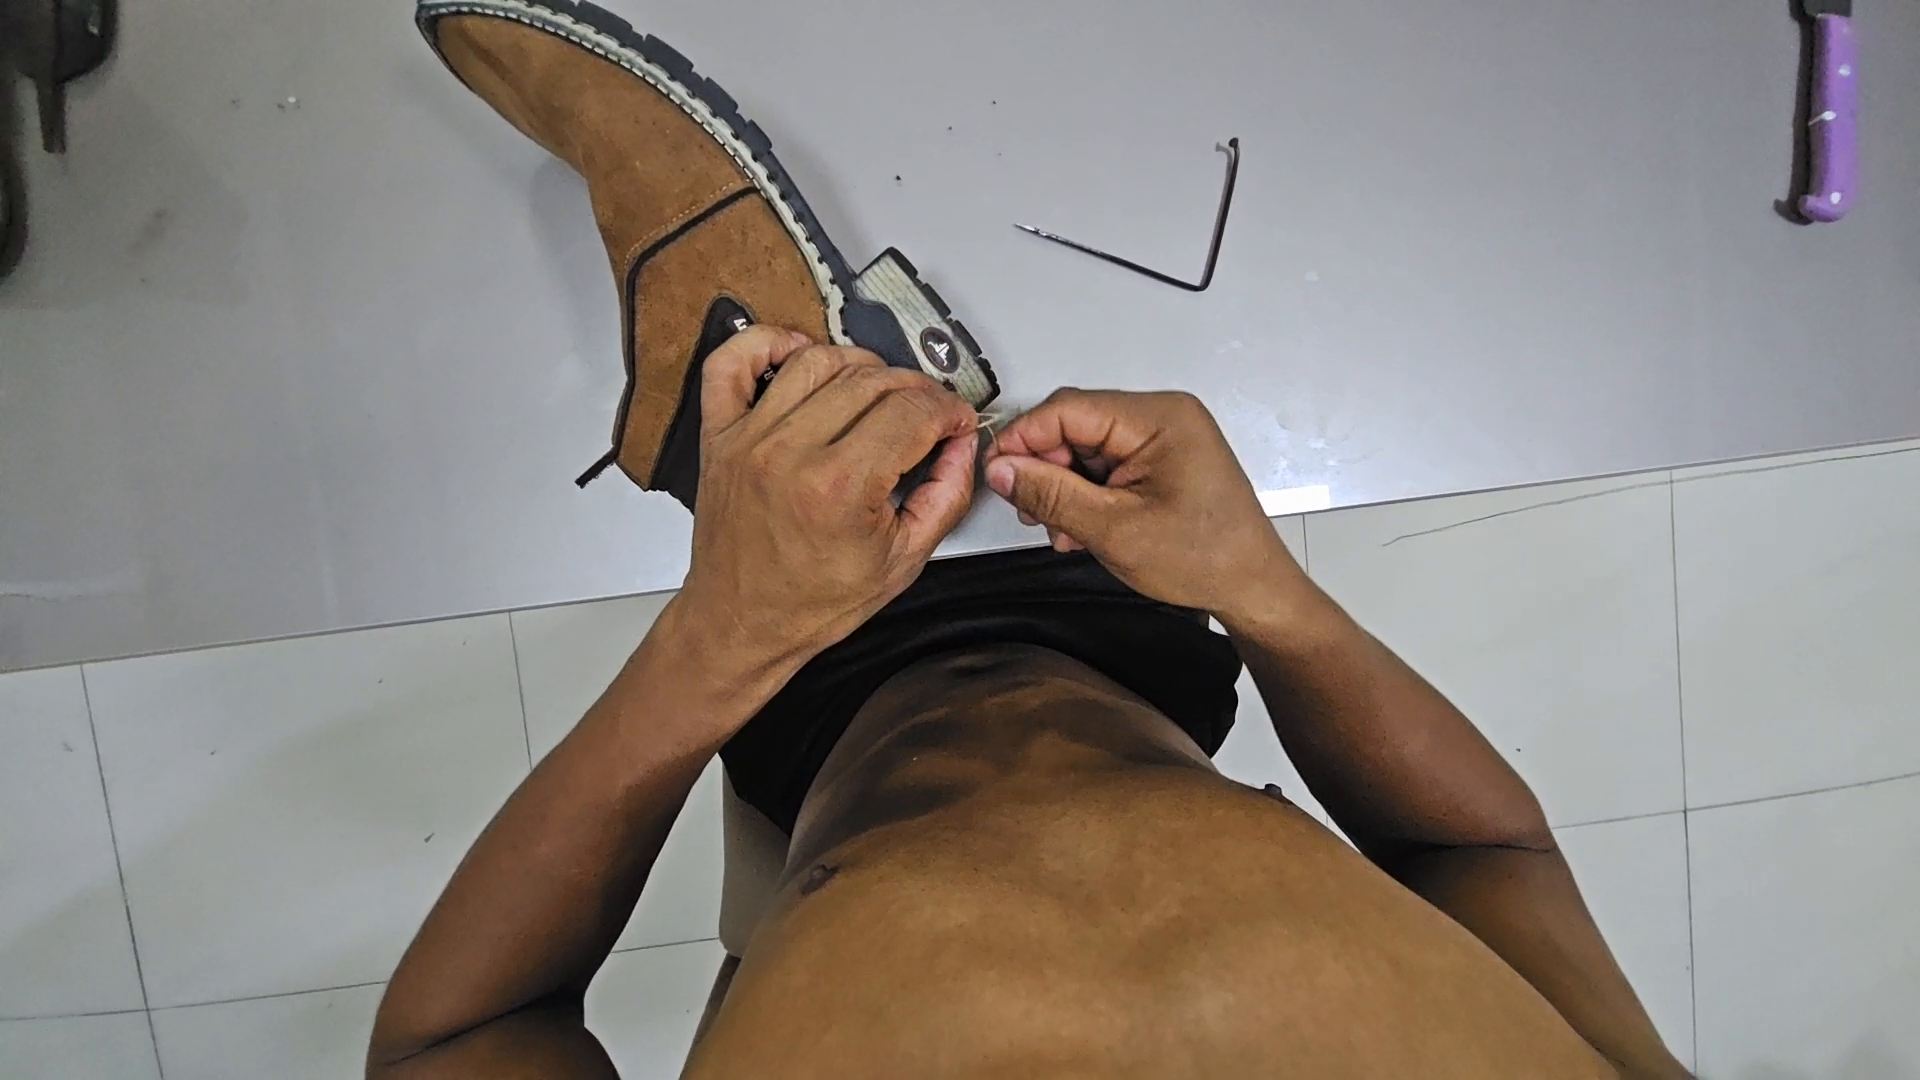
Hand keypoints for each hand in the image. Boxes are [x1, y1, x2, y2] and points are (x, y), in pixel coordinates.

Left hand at [673, 327, 979, 690]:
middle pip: (872, 381)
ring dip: (863, 365)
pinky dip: (767, 342)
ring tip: (881, 392)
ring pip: (818, 361)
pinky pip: (732, 363)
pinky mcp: (720, 435)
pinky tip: (800, 352)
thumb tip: (961, 447)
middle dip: (917, 389)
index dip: (949, 410)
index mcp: (839, 488)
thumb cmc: (811, 603)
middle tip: (929, 412)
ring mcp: (749, 439)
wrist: (743, 622)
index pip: (913, 412)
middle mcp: (789, 453)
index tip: (956, 421)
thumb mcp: (903, 561)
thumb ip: (946, 496)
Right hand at [983, 389, 1302, 621]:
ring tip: (1062, 530)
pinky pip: (1102, 465)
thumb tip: (1000, 469)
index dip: (1023, 439)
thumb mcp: (1114, 529)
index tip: (995, 474)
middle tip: (1029, 511)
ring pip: (1083, 449)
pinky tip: (1080, 527)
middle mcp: (1161, 417)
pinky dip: (1082, 494)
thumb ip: (1051, 494)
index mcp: (1159, 418)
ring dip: (1061, 488)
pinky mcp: (1157, 460)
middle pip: (1073, 426)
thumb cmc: (1203, 559)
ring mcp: (1160, 438)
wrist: (1251, 588)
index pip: (1067, 410)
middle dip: (1044, 469)